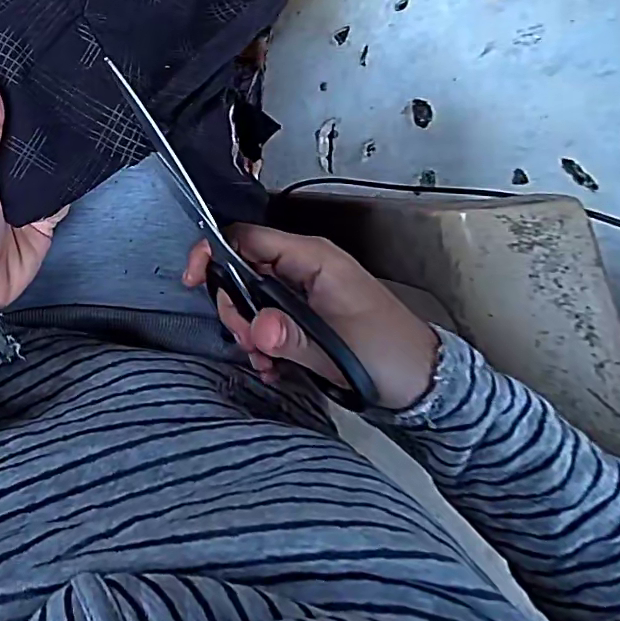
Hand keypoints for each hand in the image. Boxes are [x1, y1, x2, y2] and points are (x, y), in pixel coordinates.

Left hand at [0, 73, 67, 306]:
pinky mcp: (41, 216)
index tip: (28, 69)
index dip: (5, 98)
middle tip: (64, 88)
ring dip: (56, 149)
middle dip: (38, 122)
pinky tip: (83, 157)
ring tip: (80, 114)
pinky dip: (70, 180)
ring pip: (44, 163)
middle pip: (21, 139)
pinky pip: (61, 193)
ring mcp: (18, 195)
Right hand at [185, 225, 440, 409]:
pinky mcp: (303, 310)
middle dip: (236, 307)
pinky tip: (274, 363)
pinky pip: (266, 314)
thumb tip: (257, 328)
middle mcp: (304, 266)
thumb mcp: (339, 350)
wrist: (423, 382)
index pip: (248, 238)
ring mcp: (303, 288)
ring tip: (267, 359)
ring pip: (251, 296)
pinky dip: (262, 339)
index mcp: (314, 258)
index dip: (215, 252)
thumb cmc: (393, 355)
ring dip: (250, 329)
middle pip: (242, 269)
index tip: (196, 279)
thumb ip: (293, 338)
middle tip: (249, 340)